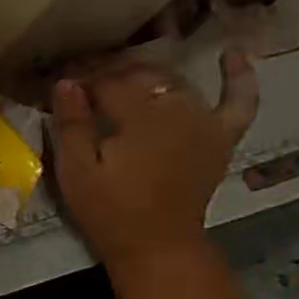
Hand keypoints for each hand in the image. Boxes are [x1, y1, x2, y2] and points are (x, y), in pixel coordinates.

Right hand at [49, 47, 258, 267]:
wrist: (155, 245)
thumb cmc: (108, 209)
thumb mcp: (76, 169)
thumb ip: (72, 123)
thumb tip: (66, 82)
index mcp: (140, 117)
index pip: (108, 81)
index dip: (81, 79)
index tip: (59, 83)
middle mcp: (178, 109)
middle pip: (141, 76)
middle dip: (109, 76)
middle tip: (81, 87)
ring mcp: (205, 121)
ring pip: (175, 82)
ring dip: (147, 76)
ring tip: (120, 80)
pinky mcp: (221, 136)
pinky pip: (239, 100)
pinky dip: (239, 76)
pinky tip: (233, 53)